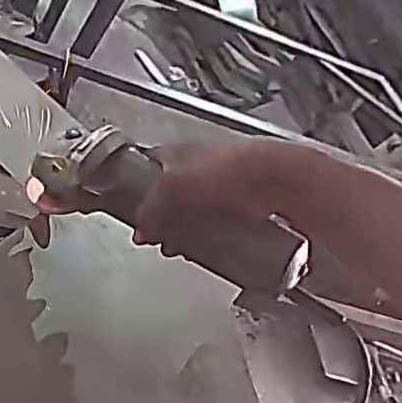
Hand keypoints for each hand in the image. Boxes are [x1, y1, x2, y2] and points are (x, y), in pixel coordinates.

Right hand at [132, 141, 290, 253]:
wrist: (273, 182)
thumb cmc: (225, 170)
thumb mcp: (171, 186)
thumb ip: (150, 208)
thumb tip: (141, 229)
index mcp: (177, 154)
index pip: (148, 166)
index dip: (136, 185)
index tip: (128, 204)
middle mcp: (197, 169)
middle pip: (168, 195)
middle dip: (158, 217)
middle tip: (152, 233)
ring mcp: (218, 189)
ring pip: (190, 212)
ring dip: (180, 231)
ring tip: (173, 246)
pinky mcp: (236, 209)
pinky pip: (212, 227)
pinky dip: (203, 239)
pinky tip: (199, 248)